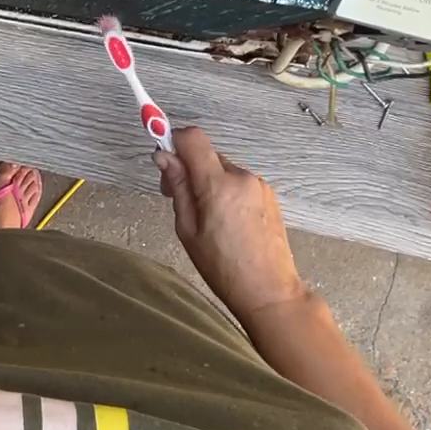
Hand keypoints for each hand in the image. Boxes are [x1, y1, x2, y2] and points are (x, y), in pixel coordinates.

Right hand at [154, 126, 305, 318]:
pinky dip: (224, 189)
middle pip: (205, 153)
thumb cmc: (224, 267)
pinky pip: (237, 180)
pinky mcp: (267, 194)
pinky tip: (223, 218)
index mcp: (218, 185)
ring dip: (206, 179)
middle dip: (187, 166)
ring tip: (203, 214)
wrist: (270, 291)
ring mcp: (258, 184)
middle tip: (175, 195)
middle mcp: (241, 177)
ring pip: (220, 167)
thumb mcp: (187, 229)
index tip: (160, 152)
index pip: (192, 138)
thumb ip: (177, 187)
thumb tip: (163, 157)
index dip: (172, 140)